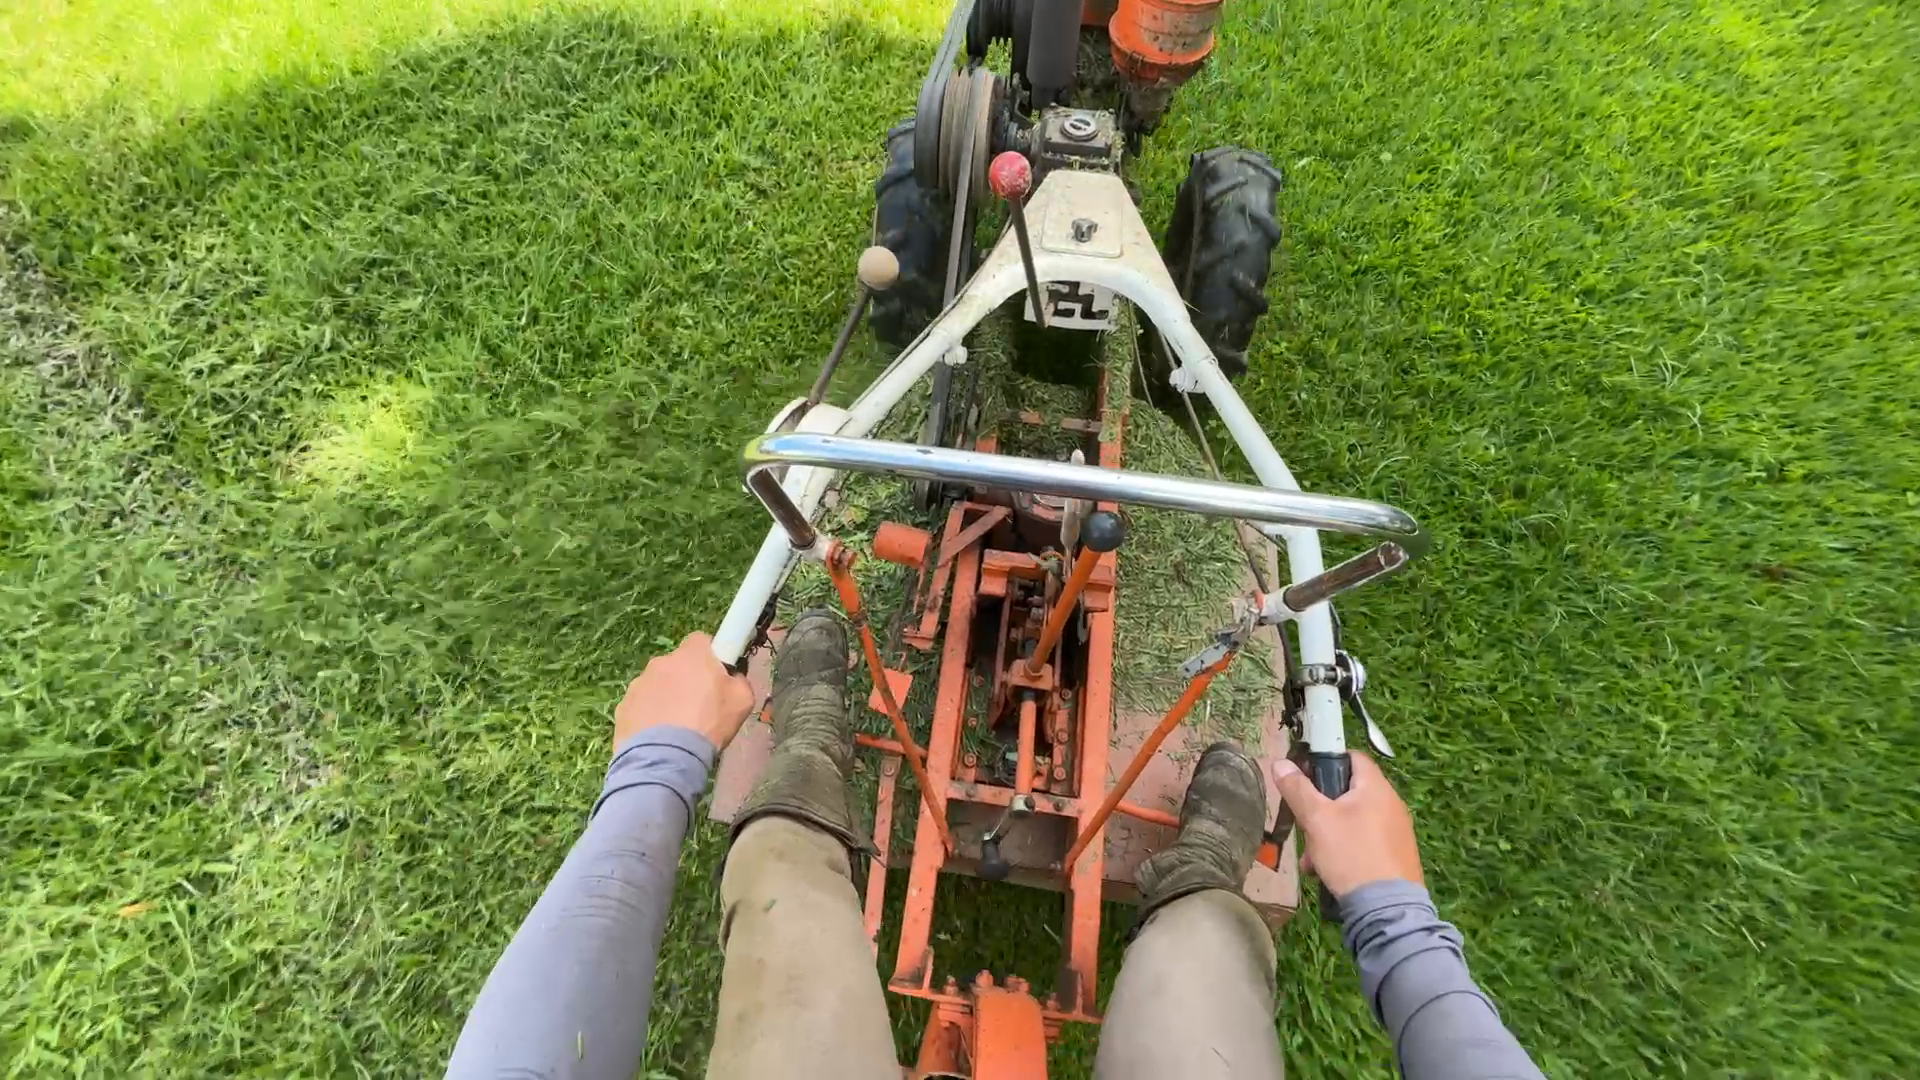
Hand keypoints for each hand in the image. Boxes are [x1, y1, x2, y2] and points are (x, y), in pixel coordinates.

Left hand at [613, 633, 755, 753]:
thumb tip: (732, 678)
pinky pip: (642, 705)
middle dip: (687, 678)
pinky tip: (660, 736)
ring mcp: (639, 684)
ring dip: (667, 697)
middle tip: (699, 705)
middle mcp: (662, 662)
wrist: (666, 757)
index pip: (701, 640)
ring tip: (677, 726)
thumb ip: (739, 680)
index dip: (710, 655)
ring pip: (658, 684)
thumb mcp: (743, 700)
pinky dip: (650, 715)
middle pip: (678, 663)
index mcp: (692, 654)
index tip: (716, 675)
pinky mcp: (623, 706)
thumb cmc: (709, 722)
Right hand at [1272, 752, 1423, 897]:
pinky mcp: (1395, 856)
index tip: (1303, 775)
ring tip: (1311, 855)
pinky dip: (1342, 848)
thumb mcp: (1316, 819)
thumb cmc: (1351, 854)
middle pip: (1347, 790)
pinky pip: (1362, 841)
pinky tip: (1325, 869)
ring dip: (1326, 831)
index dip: (1325, 759)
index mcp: (1375, 788)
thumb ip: (1297, 788)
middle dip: (1319, 805)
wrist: (1388, 912)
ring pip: (1351, 819)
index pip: (1351, 756)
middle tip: (1303, 820)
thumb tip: (1281, 763)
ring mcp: (1395, 832)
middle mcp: (1391, 805)